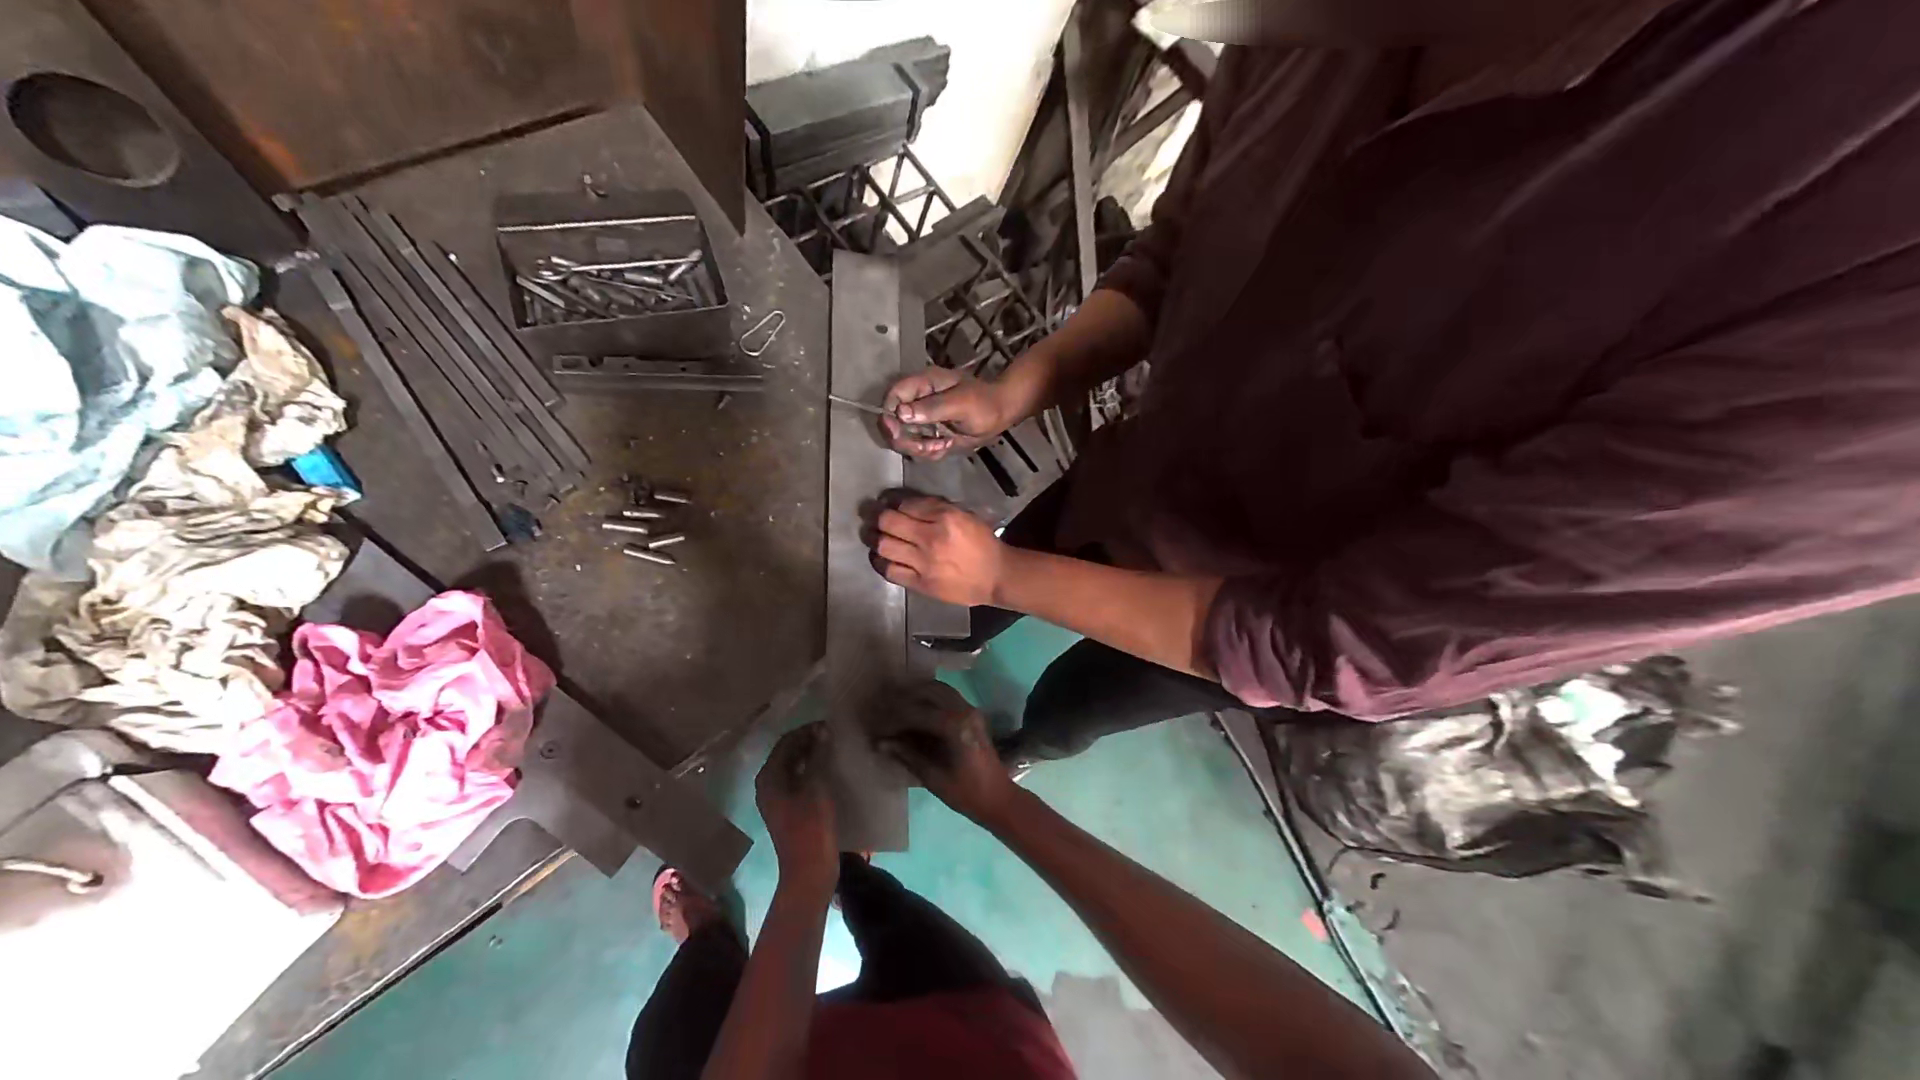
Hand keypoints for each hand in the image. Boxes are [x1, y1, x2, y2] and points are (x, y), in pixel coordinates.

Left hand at [756, 723, 838, 896]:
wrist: (809, 871)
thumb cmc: (810, 827)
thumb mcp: (815, 786)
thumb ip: (817, 756)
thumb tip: (821, 730)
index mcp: (769, 777)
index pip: (786, 741)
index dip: (806, 730)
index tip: (829, 724)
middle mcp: (768, 785)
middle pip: (788, 753)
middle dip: (809, 742)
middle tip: (833, 734)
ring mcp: (777, 799)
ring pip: (794, 767)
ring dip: (812, 756)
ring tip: (834, 749)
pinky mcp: (789, 810)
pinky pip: (799, 780)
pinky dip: (812, 771)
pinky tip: (830, 770)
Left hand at [869, 495, 1007, 605]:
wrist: (995, 577)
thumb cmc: (982, 543)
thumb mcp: (964, 515)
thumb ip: (937, 508)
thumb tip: (907, 505)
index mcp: (945, 517)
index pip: (906, 505)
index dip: (892, 502)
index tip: (886, 503)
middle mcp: (931, 538)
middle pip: (888, 523)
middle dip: (876, 517)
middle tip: (871, 516)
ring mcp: (923, 563)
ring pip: (884, 546)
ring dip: (873, 538)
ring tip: (871, 535)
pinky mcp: (920, 583)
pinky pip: (890, 571)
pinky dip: (880, 562)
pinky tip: (878, 557)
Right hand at [876, 681, 1018, 824]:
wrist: (999, 798)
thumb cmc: (967, 794)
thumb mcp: (934, 778)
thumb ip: (908, 756)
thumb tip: (880, 743)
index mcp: (956, 727)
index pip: (917, 713)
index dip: (894, 720)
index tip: (878, 729)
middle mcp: (965, 711)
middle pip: (928, 691)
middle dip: (904, 699)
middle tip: (885, 712)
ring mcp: (971, 709)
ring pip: (939, 689)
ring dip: (917, 694)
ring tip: (897, 708)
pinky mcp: (973, 713)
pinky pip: (947, 695)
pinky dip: (930, 697)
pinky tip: (916, 710)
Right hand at [881, 368, 1016, 459]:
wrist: (1000, 415)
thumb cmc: (984, 403)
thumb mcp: (961, 403)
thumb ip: (932, 407)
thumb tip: (901, 413)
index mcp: (923, 385)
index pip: (893, 395)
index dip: (888, 413)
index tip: (895, 430)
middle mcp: (917, 401)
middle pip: (892, 422)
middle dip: (905, 439)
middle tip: (927, 446)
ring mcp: (921, 419)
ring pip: (903, 439)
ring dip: (919, 448)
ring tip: (943, 445)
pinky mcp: (928, 434)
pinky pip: (917, 448)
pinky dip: (929, 452)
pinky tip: (946, 445)